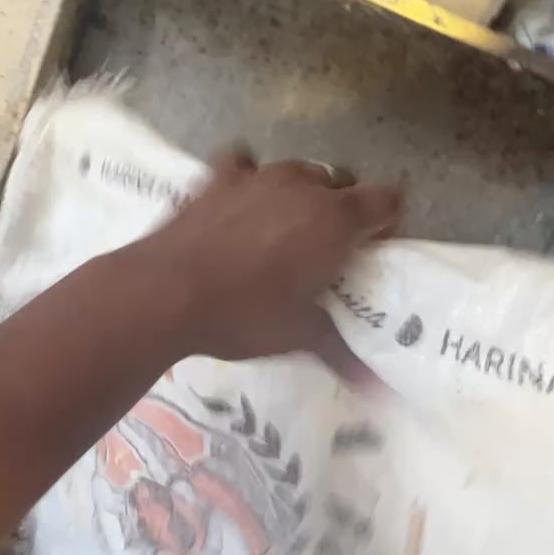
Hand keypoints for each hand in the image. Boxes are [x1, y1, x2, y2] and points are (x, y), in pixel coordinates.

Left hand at [126, 150, 401, 365]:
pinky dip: (248, 176)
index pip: (387, 200)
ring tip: (285, 228)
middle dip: (344, 208)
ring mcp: (258, 176)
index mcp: (335, 220)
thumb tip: (382, 392)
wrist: (166, 292)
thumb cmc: (245, 315)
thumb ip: (344, 354)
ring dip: (301, 193)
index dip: (388, 220)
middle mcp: (303, 187)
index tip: (374, 246)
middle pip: (343, 181)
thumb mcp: (299, 336)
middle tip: (329, 247)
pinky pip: (243, 161)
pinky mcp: (217, 177)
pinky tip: (240, 199)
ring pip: (297, 170)